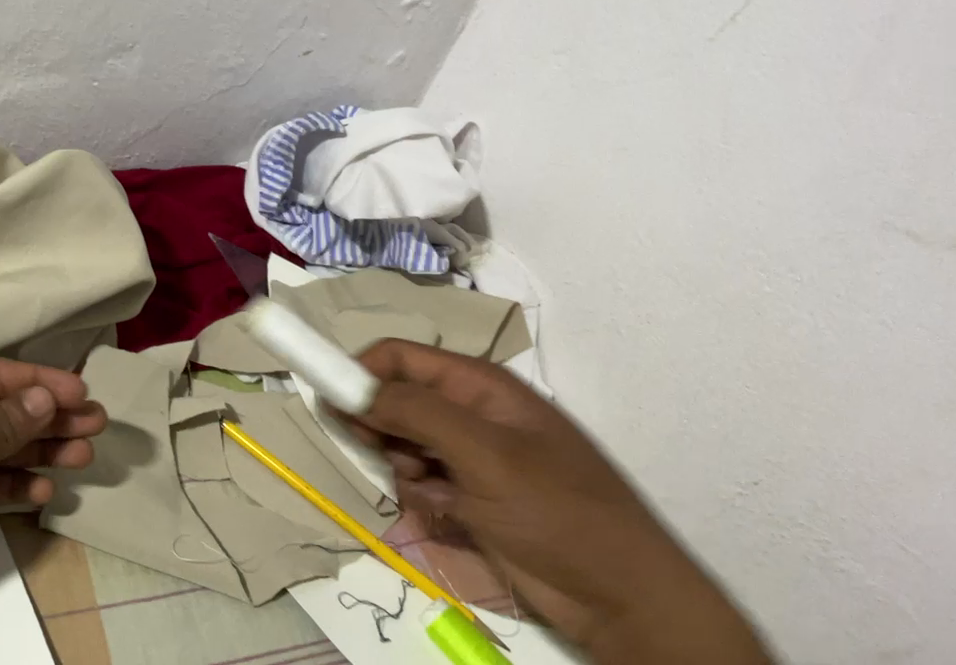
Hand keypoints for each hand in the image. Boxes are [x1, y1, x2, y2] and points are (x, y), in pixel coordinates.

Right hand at [346, 340, 772, 664]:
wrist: (623, 598)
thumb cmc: (559, 512)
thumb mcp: (486, 455)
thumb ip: (416, 413)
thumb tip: (352, 387)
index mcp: (477, 384)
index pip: (399, 356)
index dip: (361, 371)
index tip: (332, 403)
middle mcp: (469, 411)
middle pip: (394, 397)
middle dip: (380, 424)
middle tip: (381, 452)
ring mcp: (469, 454)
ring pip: (400, 441)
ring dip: (400, 465)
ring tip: (431, 490)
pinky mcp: (469, 493)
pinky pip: (418, 480)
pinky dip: (421, 495)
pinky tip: (447, 512)